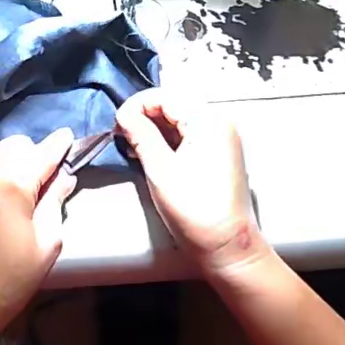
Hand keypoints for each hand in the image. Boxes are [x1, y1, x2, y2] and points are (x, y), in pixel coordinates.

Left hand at [0, 130, 75, 344]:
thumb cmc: (7, 279)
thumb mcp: (46, 244)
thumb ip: (56, 201)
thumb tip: (63, 177)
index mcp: (11, 183)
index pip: (42, 152)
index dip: (58, 145)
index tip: (66, 138)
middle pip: (13, 147)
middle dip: (26, 160)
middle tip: (30, 185)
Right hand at [115, 89, 271, 278]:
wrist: (228, 247)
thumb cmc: (195, 210)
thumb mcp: (159, 169)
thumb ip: (140, 135)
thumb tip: (124, 115)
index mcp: (208, 120)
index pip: (164, 96)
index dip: (136, 106)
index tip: (117, 124)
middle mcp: (219, 122)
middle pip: (173, 105)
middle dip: (144, 116)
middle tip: (122, 136)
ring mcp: (222, 138)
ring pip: (180, 120)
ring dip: (154, 129)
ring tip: (133, 147)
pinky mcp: (219, 154)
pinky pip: (189, 135)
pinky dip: (168, 140)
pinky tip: (151, 155)